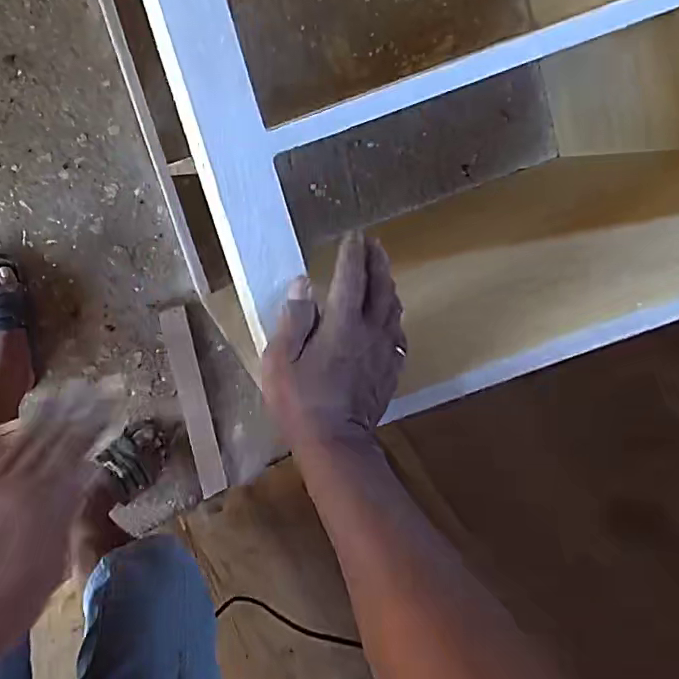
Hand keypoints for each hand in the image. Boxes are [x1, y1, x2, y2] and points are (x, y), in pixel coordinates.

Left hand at [0, 381, 115, 650]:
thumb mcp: (54, 565)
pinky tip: (16, 423)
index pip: (76, 455)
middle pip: (51, 438)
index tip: (107, 408)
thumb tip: (83, 482)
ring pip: (21, 439)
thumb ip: (68, 518)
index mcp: (46, 509)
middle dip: (75, 411)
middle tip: (92, 390)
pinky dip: (7, 433)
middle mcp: (17, 489)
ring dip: (43, 415)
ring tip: (61, 396)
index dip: (93, 428)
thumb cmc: (14, 605)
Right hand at [261, 233, 406, 453]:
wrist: (335, 442)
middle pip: (380, 289)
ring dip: (388, 285)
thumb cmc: (298, 399)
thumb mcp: (281, 357)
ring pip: (393, 309)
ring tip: (382, 272)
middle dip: (377, 263)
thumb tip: (303, 283)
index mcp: (342, 325)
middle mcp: (370, 332)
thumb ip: (295, 318)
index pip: (351, 280)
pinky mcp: (390, 370)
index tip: (353, 236)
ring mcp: (384, 352)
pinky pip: (397, 333)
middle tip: (373, 244)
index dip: (352, 256)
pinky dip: (393, 315)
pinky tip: (389, 316)